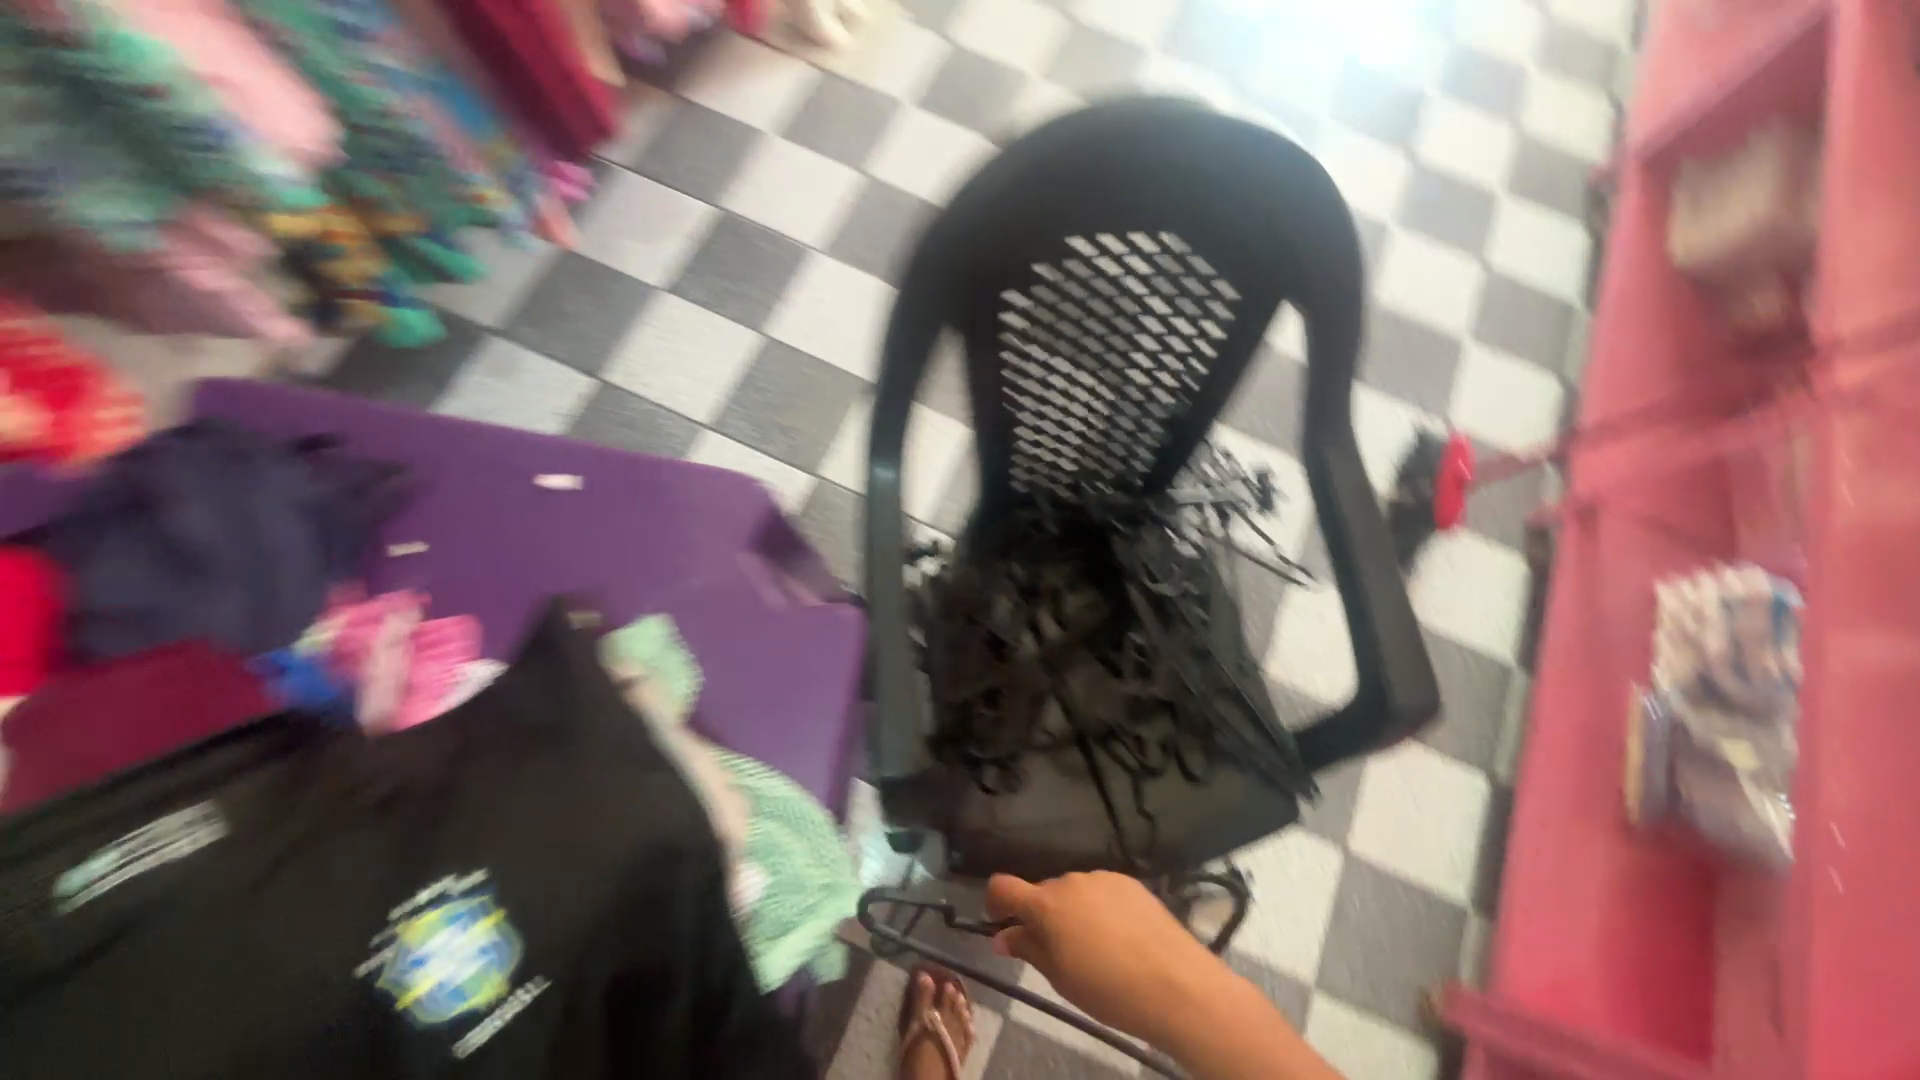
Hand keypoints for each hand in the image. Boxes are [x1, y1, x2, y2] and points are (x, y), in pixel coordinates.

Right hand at [985, 871, 1223, 1046]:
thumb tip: (1002, 937)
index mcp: (1047, 904)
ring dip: (1072, 911)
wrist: (1177, 984)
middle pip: (1043, 892)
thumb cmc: (1109, 989)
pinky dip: (1100, 908)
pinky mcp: (1131, 882)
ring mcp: (1104, 878)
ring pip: (1074, 891)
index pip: (1004, 886)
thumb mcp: (1060, 978)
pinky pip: (1102, 891)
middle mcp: (1072, 881)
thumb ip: (1029, 950)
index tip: (999, 920)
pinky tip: (1119, 936)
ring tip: (1093, 946)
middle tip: (1054, 949)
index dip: (995, 901)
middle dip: (1041, 915)